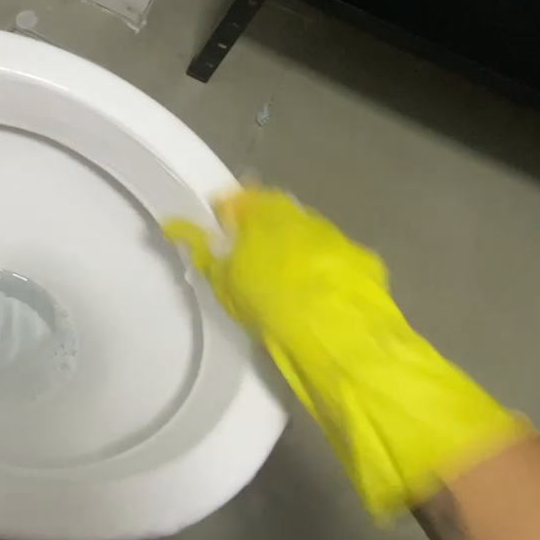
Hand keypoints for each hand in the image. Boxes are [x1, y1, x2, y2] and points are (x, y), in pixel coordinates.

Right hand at [166, 187, 531, 517]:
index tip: (220, 236)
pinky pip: (334, 264)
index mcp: (265, 212)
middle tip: (248, 265)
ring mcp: (337, 239)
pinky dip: (323, 276)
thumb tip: (173, 225)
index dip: (230, 215)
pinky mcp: (365, 265)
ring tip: (284, 289)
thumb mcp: (223, 281)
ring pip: (307, 238)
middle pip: (278, 215)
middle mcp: (303, 216)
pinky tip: (317, 303)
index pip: (242, 197)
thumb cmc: (270, 305)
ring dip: (295, 254)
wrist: (341, 342)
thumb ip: (201, 249)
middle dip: (264, 233)